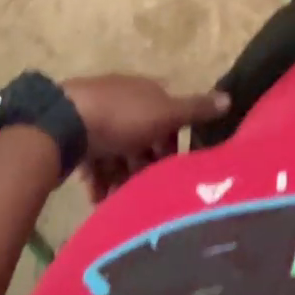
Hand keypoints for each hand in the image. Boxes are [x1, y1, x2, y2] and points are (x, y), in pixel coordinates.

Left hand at [62, 74, 228, 201]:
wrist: (64, 122)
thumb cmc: (123, 118)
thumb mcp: (166, 114)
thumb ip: (195, 110)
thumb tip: (230, 98)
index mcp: (149, 92)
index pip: (170, 116)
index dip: (174, 142)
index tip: (174, 168)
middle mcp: (126, 101)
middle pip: (143, 136)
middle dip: (146, 165)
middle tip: (147, 190)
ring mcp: (98, 118)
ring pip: (118, 152)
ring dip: (122, 178)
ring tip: (122, 202)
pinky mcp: (76, 137)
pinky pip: (94, 161)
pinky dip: (100, 180)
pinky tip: (99, 199)